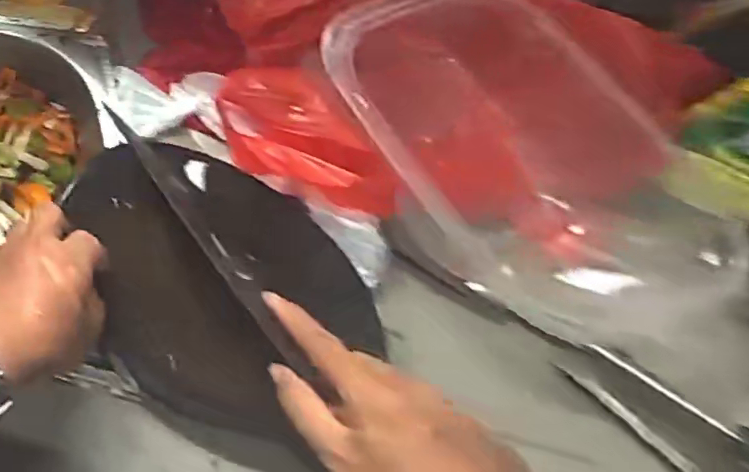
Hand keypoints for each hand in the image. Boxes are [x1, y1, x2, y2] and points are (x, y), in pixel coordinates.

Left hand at [0, 203, 105, 382]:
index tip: (99, 270)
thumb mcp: (84, 335)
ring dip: (38, 236)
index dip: (97, 255)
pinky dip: (21, 250)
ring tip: (43, 259)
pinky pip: (12, 241)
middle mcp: (38, 243)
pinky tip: (24, 271)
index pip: (89, 241)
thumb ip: (93, 305)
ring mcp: (11, 244)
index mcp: (67, 261)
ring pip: (28, 222)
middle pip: (51, 210)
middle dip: (61, 224)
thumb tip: (89, 290)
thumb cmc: (41, 342)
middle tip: (66, 249)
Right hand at [265, 293, 527, 471]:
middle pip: (360, 361)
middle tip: (326, 389)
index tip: (271, 294)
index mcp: (369, 388)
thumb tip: (279, 369)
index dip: (293, 317)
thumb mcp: (340, 457)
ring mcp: (448, 406)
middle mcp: (408, 385)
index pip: (321, 342)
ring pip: (396, 382)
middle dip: (339, 365)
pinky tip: (416, 440)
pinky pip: (430, 406)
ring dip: (376, 389)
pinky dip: (411, 412)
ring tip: (372, 420)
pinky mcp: (479, 432)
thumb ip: (304, 409)